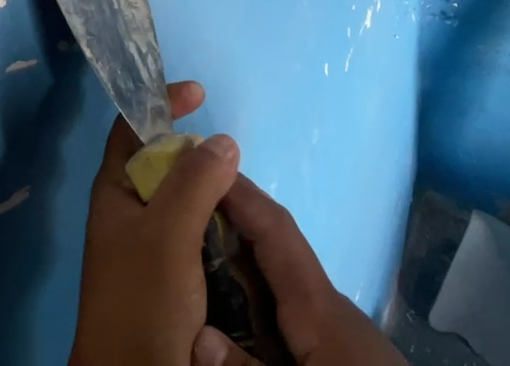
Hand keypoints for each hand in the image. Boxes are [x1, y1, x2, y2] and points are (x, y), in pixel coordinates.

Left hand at [70, 80, 241, 365]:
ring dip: (211, 192)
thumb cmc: (140, 299)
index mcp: (114, 189)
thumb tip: (222, 139)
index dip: (160, 102)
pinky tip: (238, 232)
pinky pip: (195, 232)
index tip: (200, 94)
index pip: (131, 126)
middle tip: (232, 164)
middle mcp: (128, 209)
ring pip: (183, 198)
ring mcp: (146, 242)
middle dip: (197, 153)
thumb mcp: (167, 235)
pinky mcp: (167, 272)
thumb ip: (193, 183)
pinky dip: (217, 224)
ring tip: (240, 199)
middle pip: (162, 161)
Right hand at [190, 178, 406, 365]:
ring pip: (277, 279)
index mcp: (320, 308)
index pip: (275, 230)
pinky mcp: (335, 349)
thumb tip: (196, 337)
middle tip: (175, 208)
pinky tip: (225, 305)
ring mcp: (333, 328)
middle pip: (272, 247)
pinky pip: (285, 306)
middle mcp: (327, 306)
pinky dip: (251, 292)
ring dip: (237, 258)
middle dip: (228, 222)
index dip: (239, 193)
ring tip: (187, 249)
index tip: (198, 163)